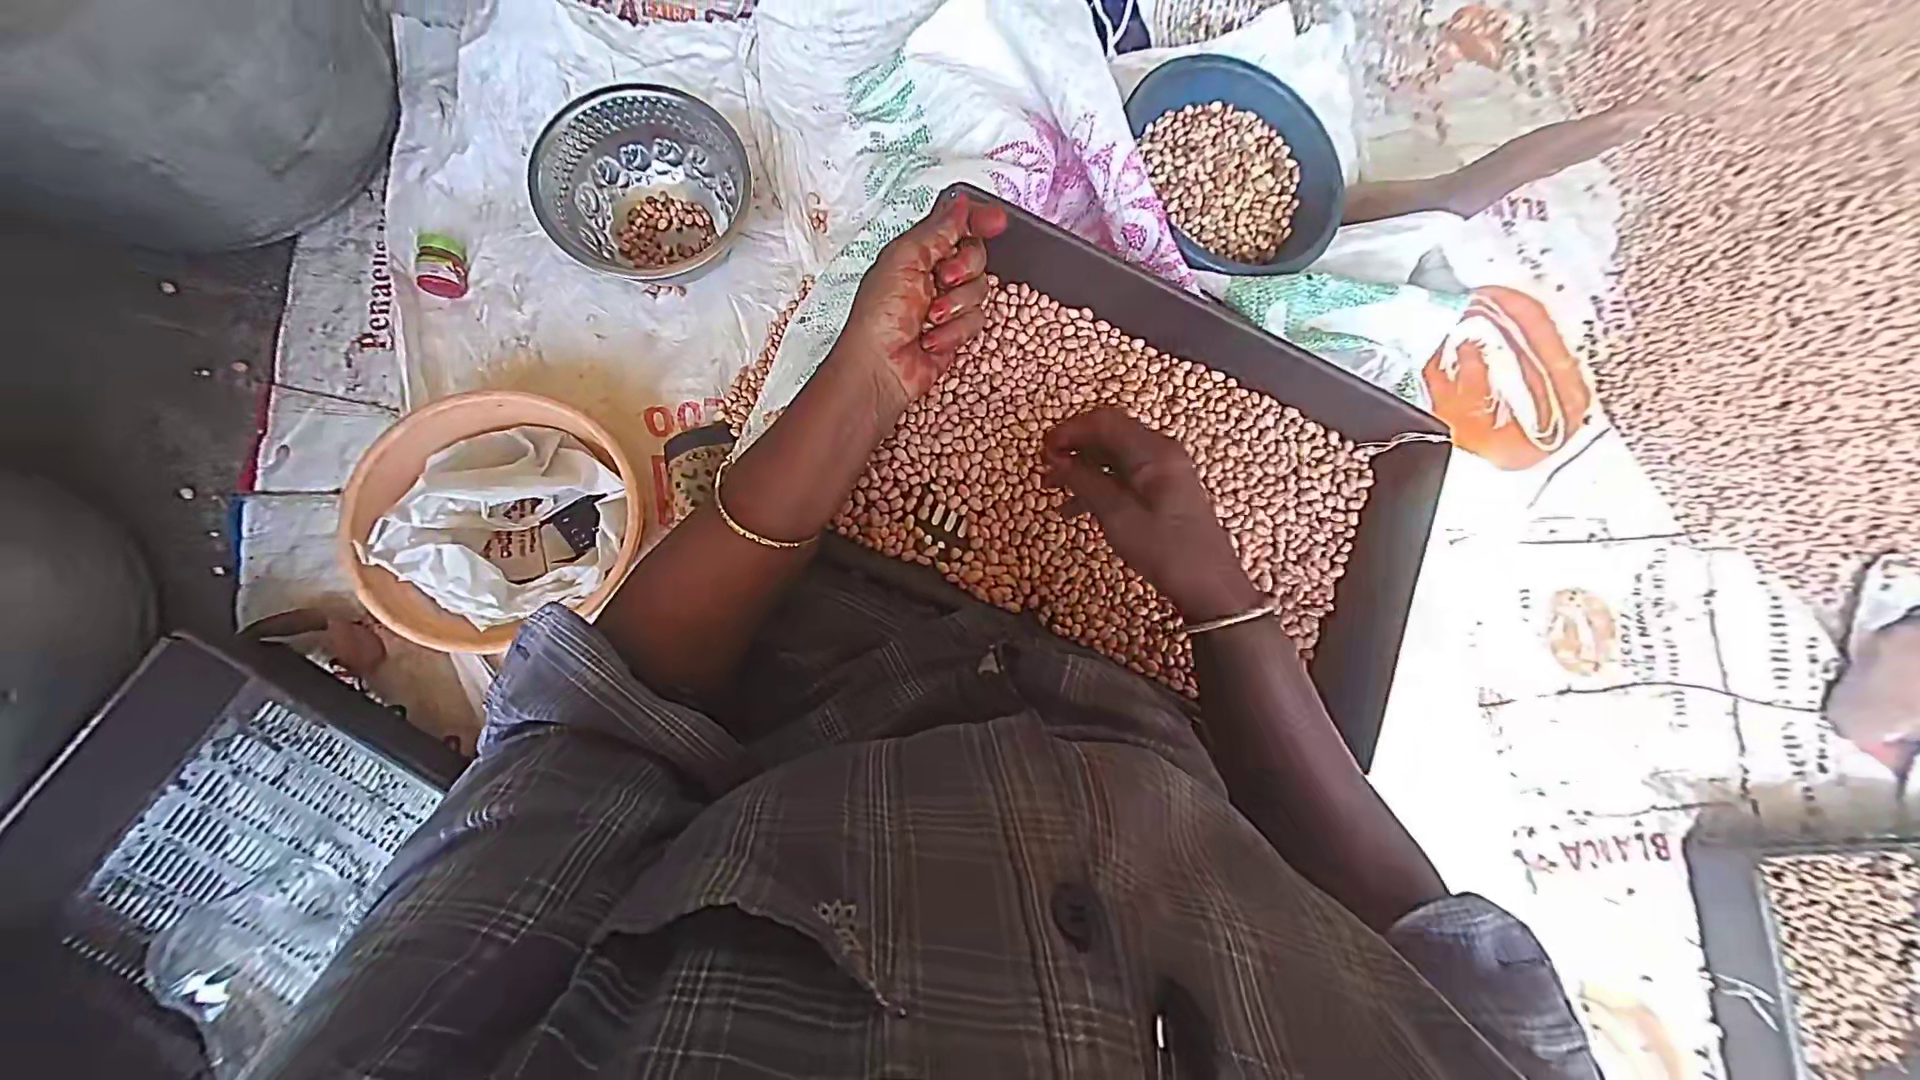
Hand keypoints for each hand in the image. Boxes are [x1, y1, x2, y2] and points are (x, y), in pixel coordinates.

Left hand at [832, 192, 1007, 417]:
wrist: (880, 368)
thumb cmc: (879, 317)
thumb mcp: (905, 259)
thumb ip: (938, 229)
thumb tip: (961, 203)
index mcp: (918, 252)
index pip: (957, 226)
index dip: (979, 220)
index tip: (998, 222)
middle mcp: (934, 276)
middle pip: (976, 257)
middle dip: (964, 269)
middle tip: (943, 280)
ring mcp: (947, 306)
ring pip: (980, 291)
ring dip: (955, 305)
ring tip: (929, 318)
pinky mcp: (956, 333)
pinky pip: (976, 322)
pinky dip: (954, 332)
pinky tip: (931, 340)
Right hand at [1041, 408, 1261, 622]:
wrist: (1209, 585)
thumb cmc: (1165, 550)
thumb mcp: (1118, 515)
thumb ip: (1085, 481)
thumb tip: (1055, 459)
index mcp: (1153, 452)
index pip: (1103, 422)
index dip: (1068, 431)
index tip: (1042, 451)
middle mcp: (1159, 452)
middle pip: (1107, 434)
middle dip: (1072, 448)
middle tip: (1044, 469)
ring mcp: (1162, 471)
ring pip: (1111, 456)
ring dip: (1080, 467)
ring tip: (1052, 488)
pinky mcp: (1161, 490)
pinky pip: (1122, 475)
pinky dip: (1096, 484)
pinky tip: (1075, 508)